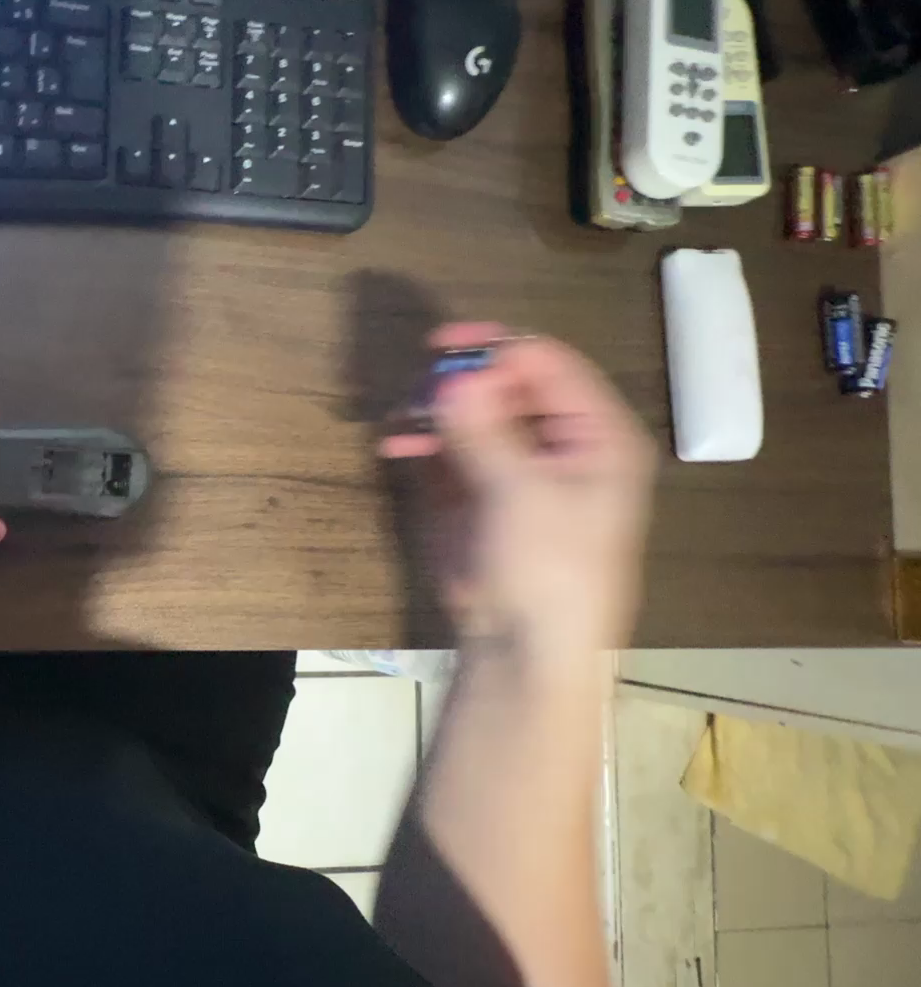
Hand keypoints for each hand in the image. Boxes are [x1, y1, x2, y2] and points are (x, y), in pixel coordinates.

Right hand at [380, 324, 655, 659]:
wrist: (523, 641)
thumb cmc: (547, 567)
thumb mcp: (520, 494)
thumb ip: (484, 432)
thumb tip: (451, 377)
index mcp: (592, 436)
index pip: (546, 369)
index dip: (496, 350)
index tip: (441, 344)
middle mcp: (554, 444)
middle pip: (503, 390)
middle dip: (457, 385)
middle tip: (413, 386)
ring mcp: (510, 470)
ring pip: (469, 421)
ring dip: (432, 415)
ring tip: (398, 421)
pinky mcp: (474, 496)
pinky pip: (447, 454)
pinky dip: (421, 445)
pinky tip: (395, 446)